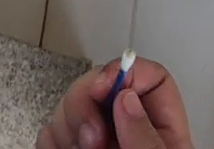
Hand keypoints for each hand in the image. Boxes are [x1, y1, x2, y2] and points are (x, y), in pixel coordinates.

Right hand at [37, 56, 193, 148]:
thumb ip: (145, 137)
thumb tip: (125, 97)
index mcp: (162, 133)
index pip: (151, 76)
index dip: (126, 71)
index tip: (104, 86)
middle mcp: (127, 131)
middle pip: (101, 84)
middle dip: (85, 103)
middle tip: (90, 139)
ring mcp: (98, 140)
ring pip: (71, 105)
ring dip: (67, 125)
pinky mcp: (71, 148)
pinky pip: (50, 130)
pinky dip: (52, 140)